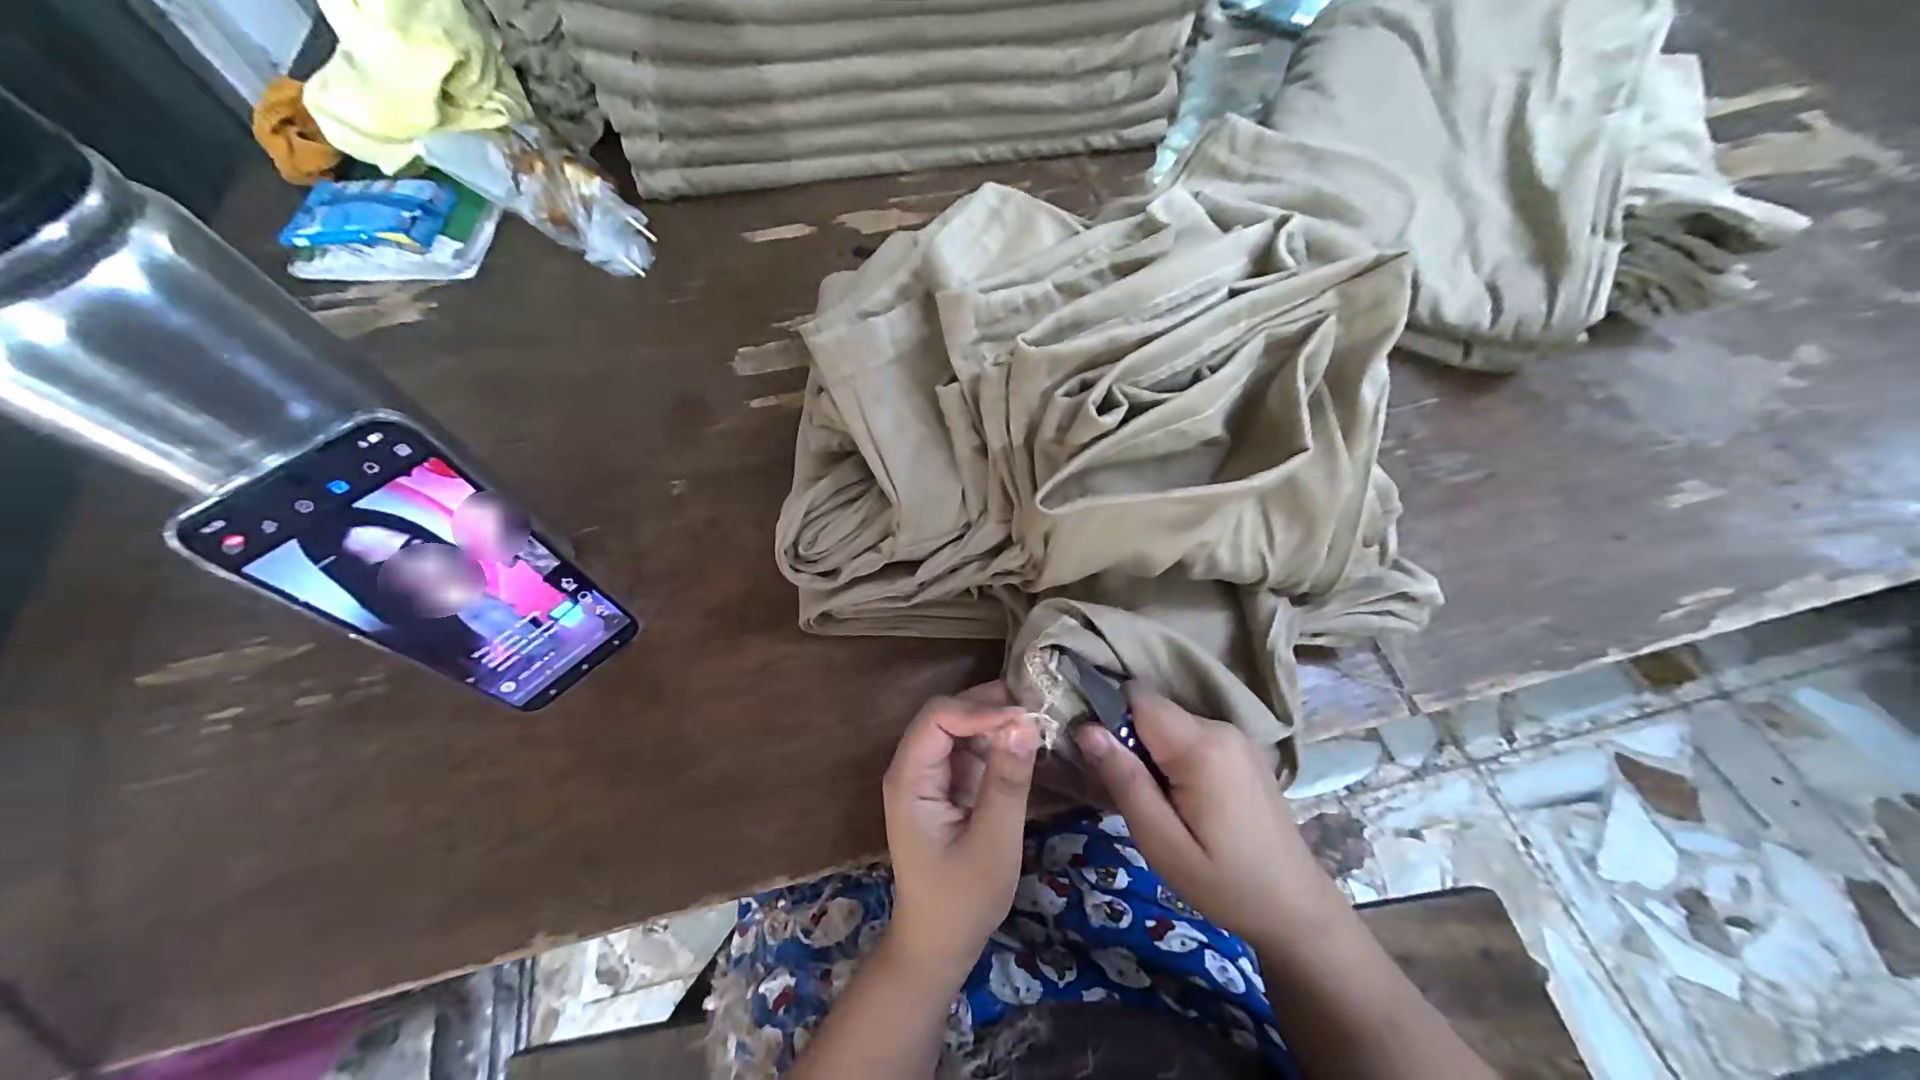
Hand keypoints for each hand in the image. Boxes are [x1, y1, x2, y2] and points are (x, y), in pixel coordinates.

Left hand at [882, 682, 1037, 977]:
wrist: (940, 940)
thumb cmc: (962, 899)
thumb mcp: (993, 843)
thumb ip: (1007, 782)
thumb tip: (1026, 723)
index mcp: (909, 779)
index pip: (937, 718)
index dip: (979, 710)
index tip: (1025, 719)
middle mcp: (913, 766)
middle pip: (948, 714)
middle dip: (992, 707)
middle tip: (1041, 711)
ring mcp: (930, 773)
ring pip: (962, 725)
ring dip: (998, 721)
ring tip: (1041, 724)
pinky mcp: (948, 782)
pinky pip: (972, 747)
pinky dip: (1000, 741)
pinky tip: (1029, 745)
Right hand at [1074, 688, 1335, 944]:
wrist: (1296, 908)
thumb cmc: (1224, 882)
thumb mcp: (1161, 842)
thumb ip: (1124, 780)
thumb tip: (1086, 728)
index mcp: (1201, 746)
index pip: (1136, 697)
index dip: (1110, 720)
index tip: (1105, 764)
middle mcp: (1220, 728)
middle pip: (1152, 710)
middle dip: (1130, 741)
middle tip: (1133, 796)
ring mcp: (1235, 737)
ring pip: (1168, 723)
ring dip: (1151, 752)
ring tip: (1160, 805)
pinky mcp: (1241, 750)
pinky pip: (1190, 735)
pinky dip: (1174, 758)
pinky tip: (1184, 802)